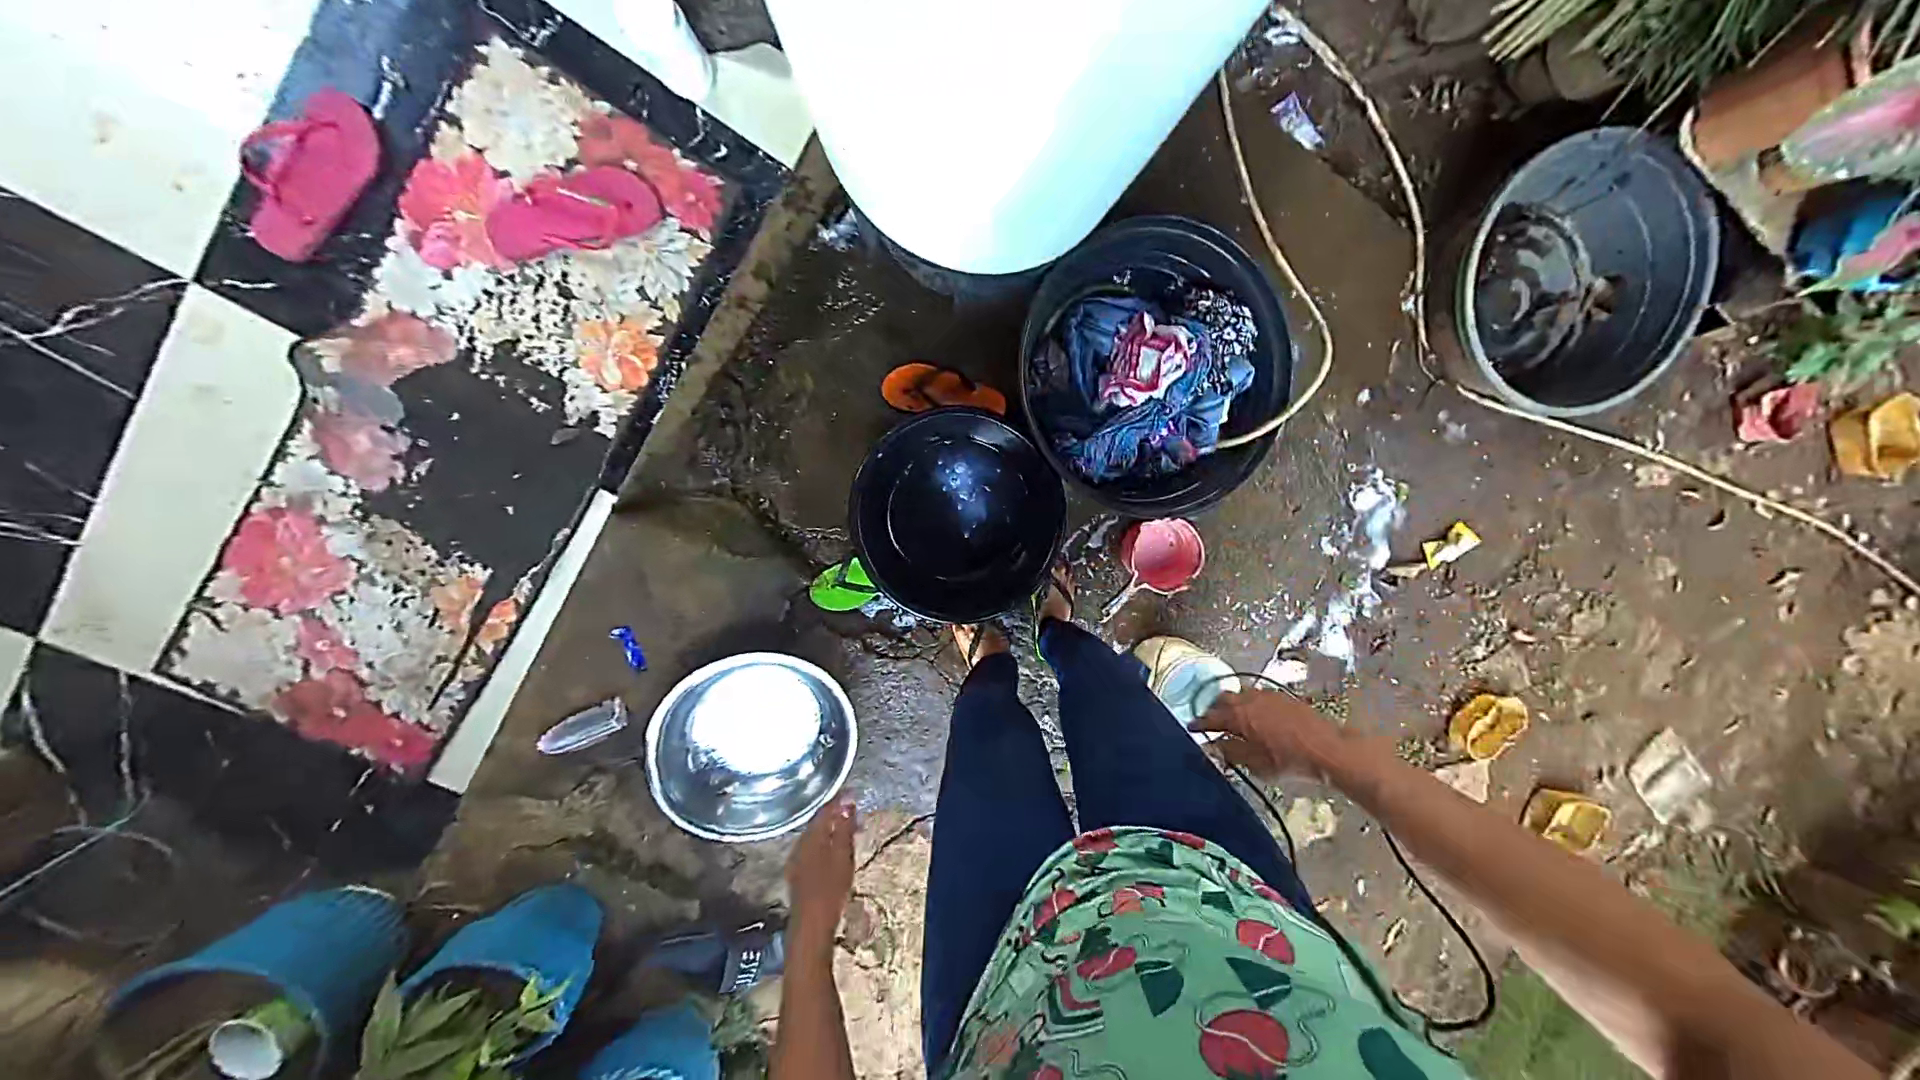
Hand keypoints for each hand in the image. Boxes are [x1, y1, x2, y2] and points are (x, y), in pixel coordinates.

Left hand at [785, 794, 855, 959]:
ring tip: (848, 831)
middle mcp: (800, 843)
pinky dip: (824, 843)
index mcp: (812, 835)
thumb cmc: (831, 888)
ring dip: (830, 830)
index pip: (826, 809)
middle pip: (818, 822)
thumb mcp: (844, 855)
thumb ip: (844, 827)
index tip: (854, 794)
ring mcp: (796, 858)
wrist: (811, 923)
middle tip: (855, 813)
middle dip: (835, 815)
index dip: (840, 800)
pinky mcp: (796, 872)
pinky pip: (811, 848)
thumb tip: (847, 803)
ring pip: (814, 836)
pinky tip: (833, 851)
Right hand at [1196, 689, 1347, 779]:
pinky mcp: (1284, 697)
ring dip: (1232, 704)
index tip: (1191, 727)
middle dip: (1213, 709)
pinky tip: (1256, 714)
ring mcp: (1268, 696)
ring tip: (1233, 716)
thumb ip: (1230, 752)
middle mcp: (1249, 700)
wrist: (1329, 750)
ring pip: (1240, 694)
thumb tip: (1214, 745)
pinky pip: (1258, 695)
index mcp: (1238, 716)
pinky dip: (1250, 703)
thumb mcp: (1255, 764)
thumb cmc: (1290, 761)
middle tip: (1210, 720)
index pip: (1210, 718)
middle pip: (1222, 699)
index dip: (1199, 724)